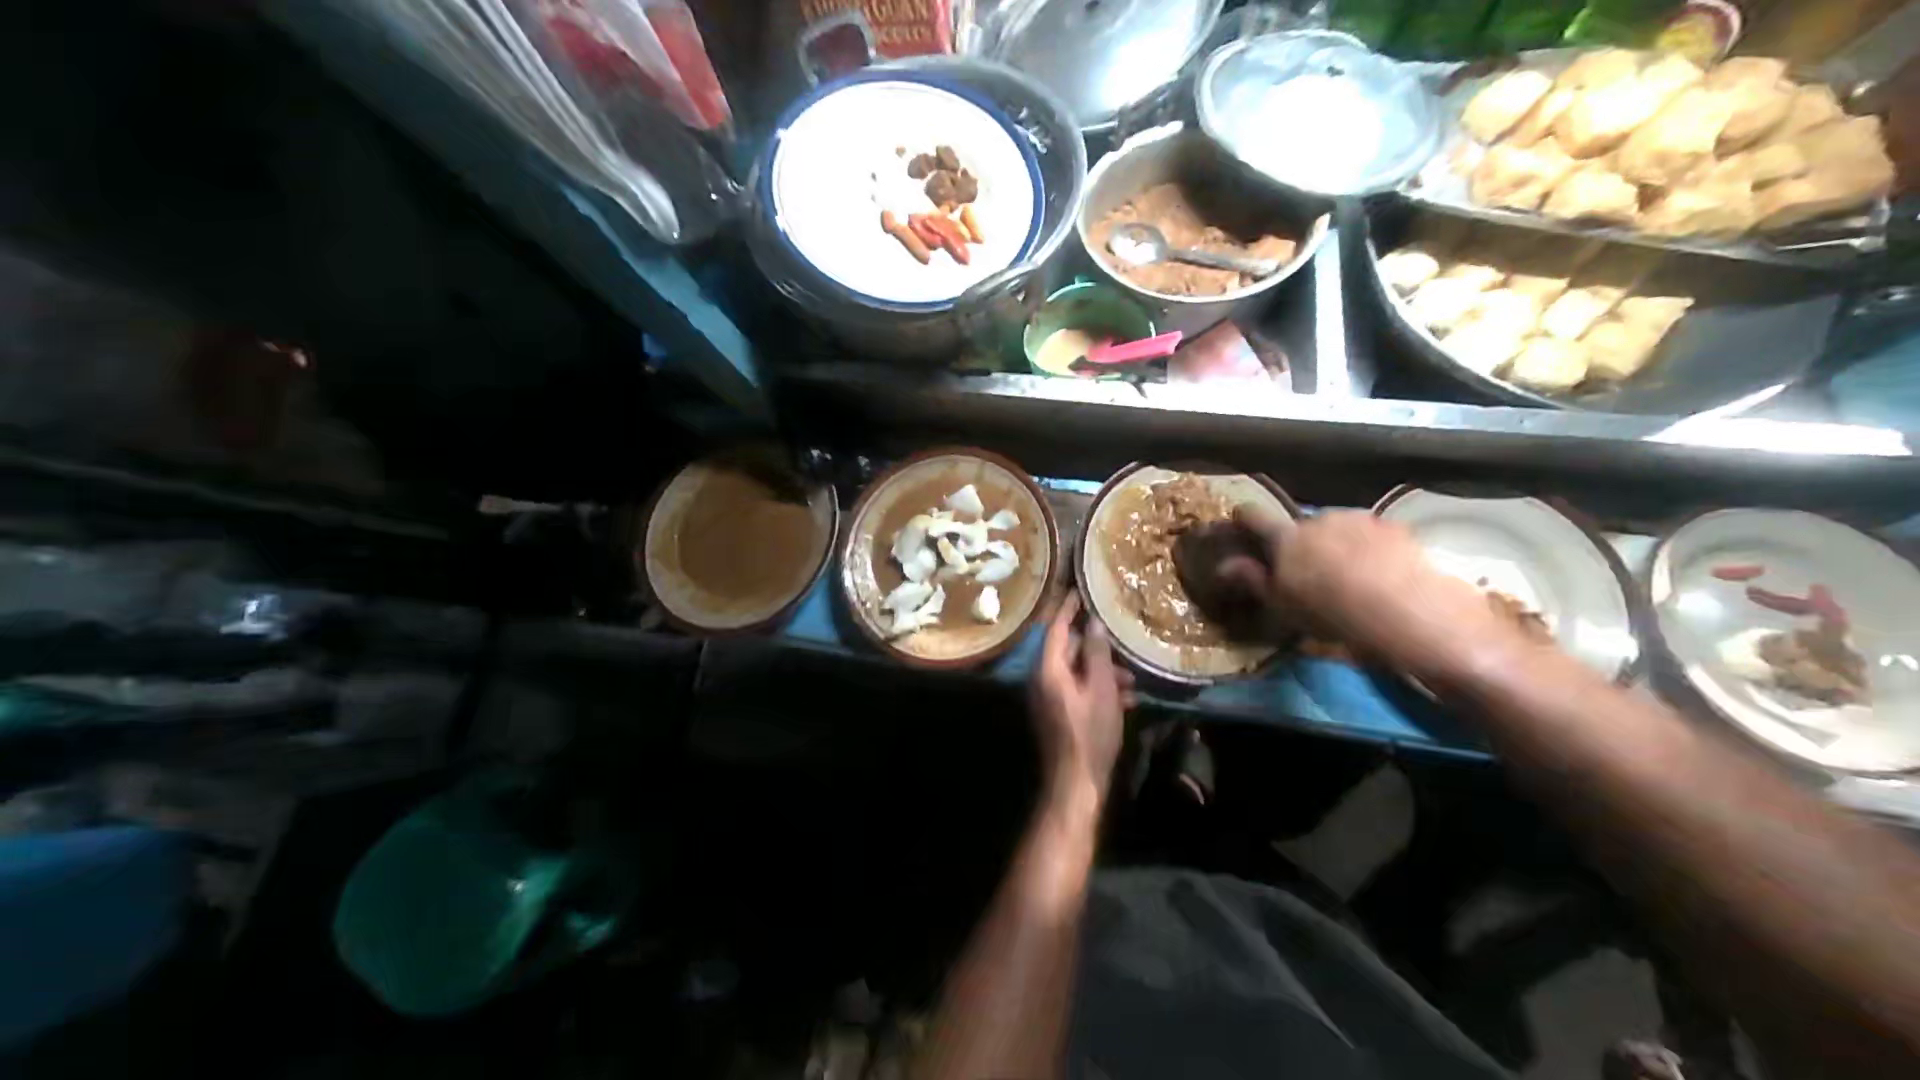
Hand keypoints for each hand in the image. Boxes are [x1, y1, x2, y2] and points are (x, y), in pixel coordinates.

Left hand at [1029, 593, 1133, 802]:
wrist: (1077, 782)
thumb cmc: (1091, 733)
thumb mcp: (1101, 689)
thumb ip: (1096, 653)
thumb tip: (1093, 622)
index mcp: (1047, 669)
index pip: (1056, 628)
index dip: (1069, 608)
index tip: (1082, 590)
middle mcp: (1042, 678)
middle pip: (1067, 649)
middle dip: (1095, 646)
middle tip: (1121, 643)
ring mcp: (1048, 696)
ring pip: (1076, 670)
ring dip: (1102, 671)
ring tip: (1131, 680)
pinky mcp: (1058, 712)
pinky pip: (1077, 689)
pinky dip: (1098, 689)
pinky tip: (1126, 699)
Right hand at [1215, 508, 1533, 681]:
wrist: (1413, 614)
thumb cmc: (1334, 614)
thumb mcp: (1284, 607)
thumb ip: (1253, 580)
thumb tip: (1224, 565)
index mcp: (1286, 537)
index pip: (1253, 516)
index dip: (1243, 520)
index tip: (1241, 528)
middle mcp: (1319, 519)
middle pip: (1299, 525)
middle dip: (1298, 543)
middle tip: (1305, 572)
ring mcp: (1360, 520)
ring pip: (1336, 529)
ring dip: (1334, 545)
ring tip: (1347, 576)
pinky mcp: (1396, 528)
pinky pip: (1369, 535)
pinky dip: (1366, 549)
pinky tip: (1377, 575)